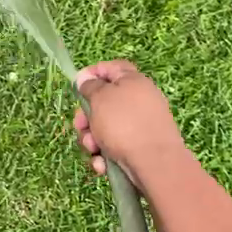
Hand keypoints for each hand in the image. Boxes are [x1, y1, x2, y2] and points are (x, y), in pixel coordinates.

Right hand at [71, 59, 189, 181]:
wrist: (155, 164)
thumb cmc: (124, 124)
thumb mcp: (100, 98)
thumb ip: (90, 86)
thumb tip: (86, 78)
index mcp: (133, 82)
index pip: (111, 68)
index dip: (92, 73)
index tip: (77, 85)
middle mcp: (138, 101)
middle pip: (103, 102)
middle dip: (86, 116)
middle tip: (80, 126)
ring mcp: (139, 125)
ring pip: (104, 127)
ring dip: (91, 138)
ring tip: (92, 149)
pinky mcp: (139, 147)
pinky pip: (114, 146)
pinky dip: (104, 154)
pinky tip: (102, 164)